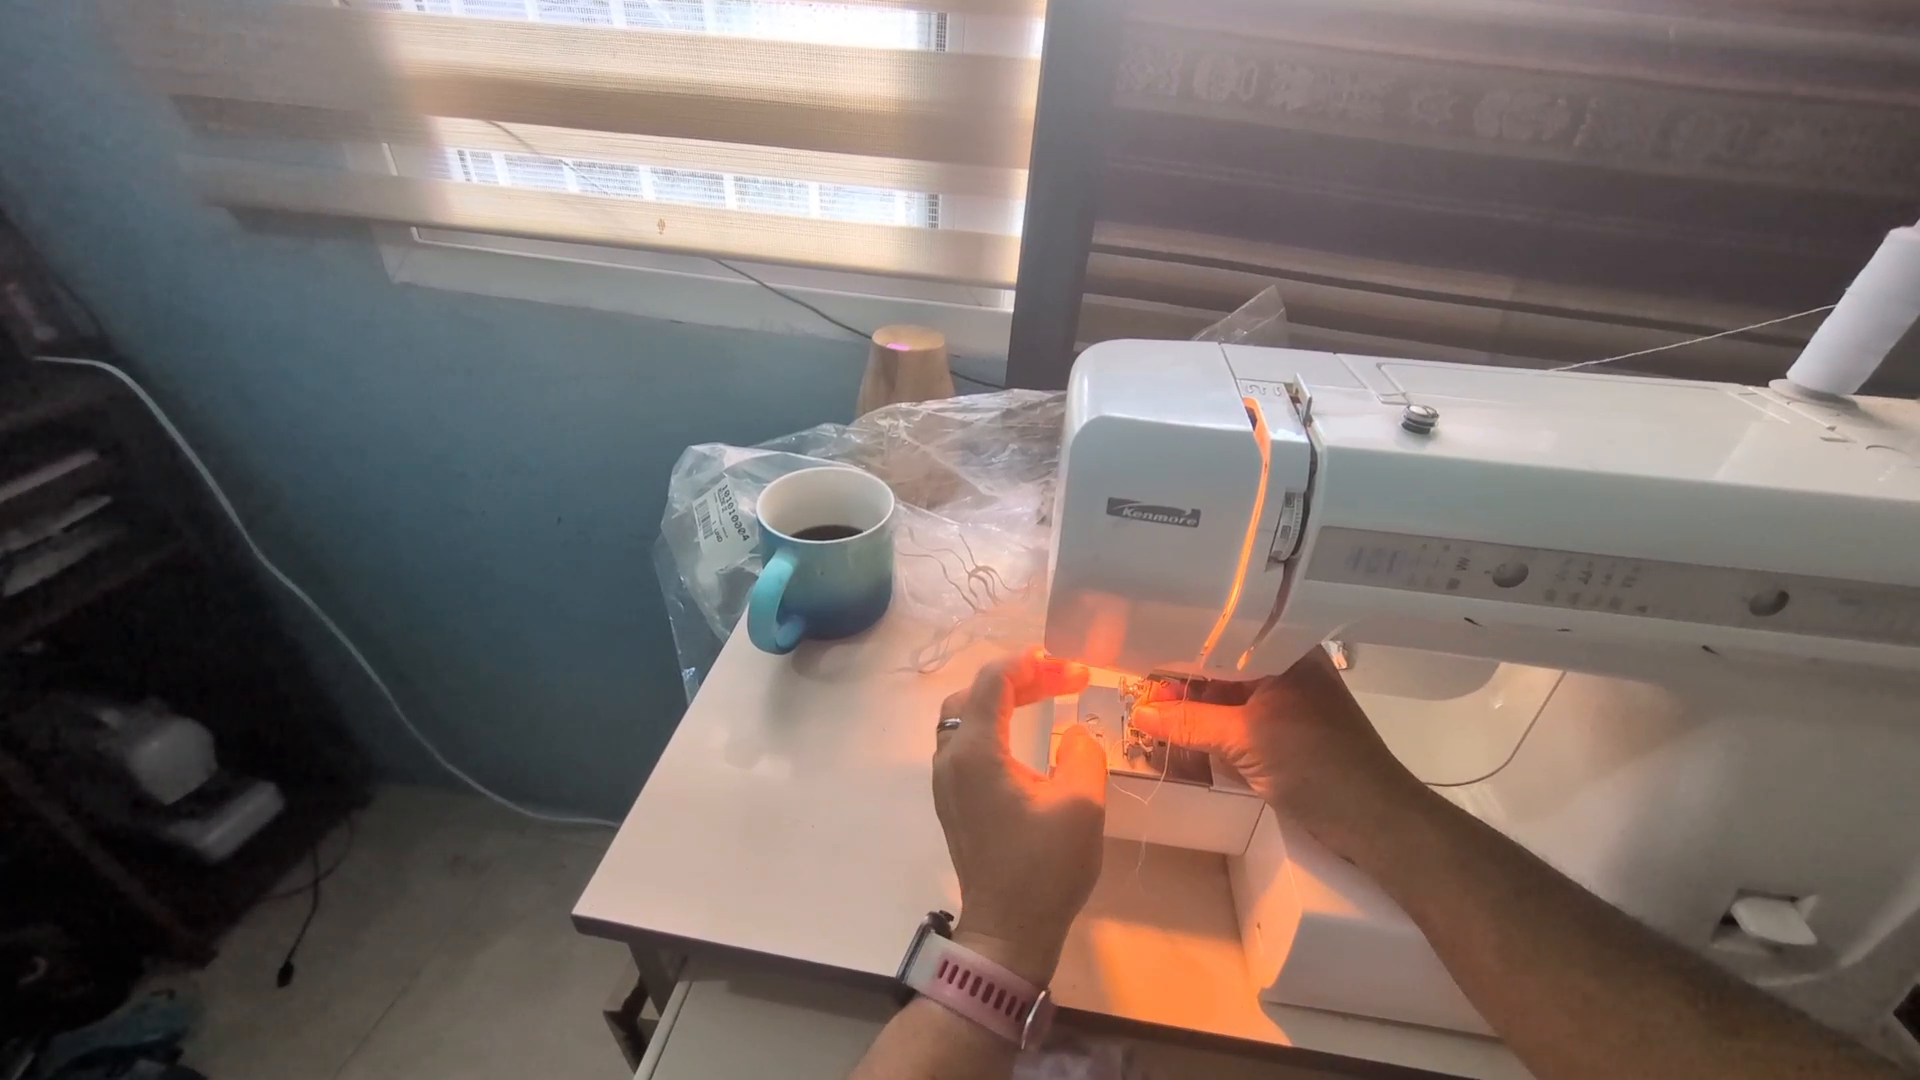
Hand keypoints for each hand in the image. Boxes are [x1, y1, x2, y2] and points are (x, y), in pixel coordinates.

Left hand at [932, 650, 1102, 984]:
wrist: (1007, 932)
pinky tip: (1023, 729)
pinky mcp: (952, 797)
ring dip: (1003, 698)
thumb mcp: (1081, 805)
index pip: (993, 681)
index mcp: (976, 752)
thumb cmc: (1044, 869)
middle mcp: (950, 757)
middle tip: (1065, 680)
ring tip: (1046, 695)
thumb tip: (1075, 733)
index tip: (1073, 668)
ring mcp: (946, 779)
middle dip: (1021, 678)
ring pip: (966, 715)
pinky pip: (965, 740)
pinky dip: (993, 722)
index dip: (1033, 664)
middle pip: (976, 693)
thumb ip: (1083, 753)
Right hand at [1129, 649, 1431, 861]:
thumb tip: (1138, 713)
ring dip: (1194, 709)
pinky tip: (1182, 735)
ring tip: (1153, 716)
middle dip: (1183, 683)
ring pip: (1226, 697)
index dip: (1182, 647)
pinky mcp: (1283, 734)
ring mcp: (1285, 704)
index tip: (1142, 656)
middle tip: (1143, 696)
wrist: (1376, 821)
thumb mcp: (1244, 739)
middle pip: (1221, 668)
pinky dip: (1211, 729)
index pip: (1224, 637)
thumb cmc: (1316, 763)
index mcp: (1285, 654)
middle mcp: (1285, 670)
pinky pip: (1237, 722)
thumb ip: (1189, 722)